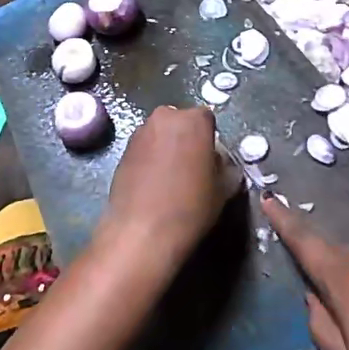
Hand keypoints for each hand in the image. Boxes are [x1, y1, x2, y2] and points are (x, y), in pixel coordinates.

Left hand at [99, 105, 230, 266]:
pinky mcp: (123, 149)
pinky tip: (152, 183)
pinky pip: (144, 147)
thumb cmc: (189, 208)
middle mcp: (164, 117)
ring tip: (170, 178)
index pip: (207, 119)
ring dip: (167, 147)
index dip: (210, 139)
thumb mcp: (222, 191)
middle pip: (181, 122)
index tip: (210, 160)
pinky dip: (150, 158)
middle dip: (187, 138)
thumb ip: (225, 169)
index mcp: (193, 120)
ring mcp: (140, 131)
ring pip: (160, 133)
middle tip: (192, 167)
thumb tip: (220, 165)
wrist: (141, 232)